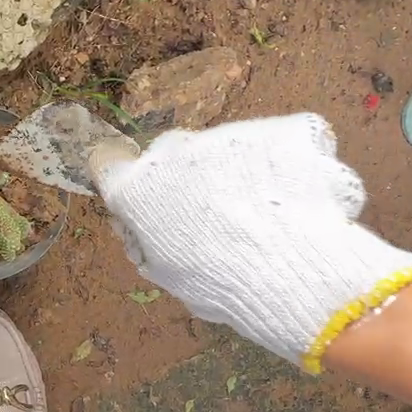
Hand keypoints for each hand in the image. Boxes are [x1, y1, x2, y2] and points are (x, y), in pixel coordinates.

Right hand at [90, 113, 411, 372]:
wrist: (296, 273)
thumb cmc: (219, 284)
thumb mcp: (165, 271)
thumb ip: (149, 236)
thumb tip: (146, 224)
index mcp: (137, 189)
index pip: (107, 163)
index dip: (121, 177)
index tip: (138, 192)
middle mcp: (175, 150)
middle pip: (170, 153)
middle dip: (185, 175)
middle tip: (214, 214)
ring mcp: (233, 133)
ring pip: (228, 148)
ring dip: (239, 171)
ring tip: (269, 212)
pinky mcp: (286, 127)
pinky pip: (282, 143)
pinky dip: (291, 163)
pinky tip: (305, 195)